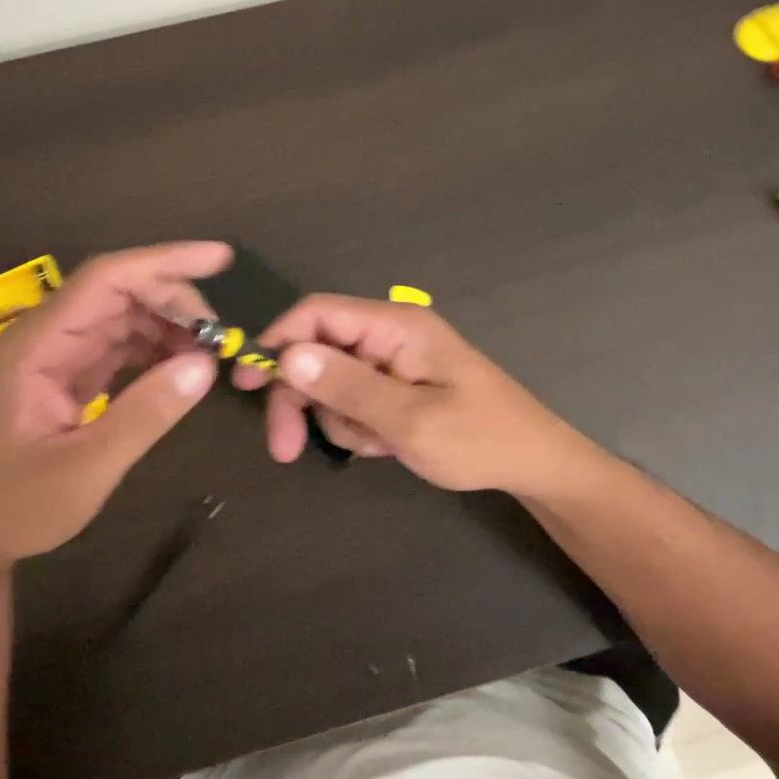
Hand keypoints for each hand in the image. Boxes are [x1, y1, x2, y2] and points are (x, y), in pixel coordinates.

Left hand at [0, 242, 229, 571]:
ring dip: (168, 327)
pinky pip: (117, 346)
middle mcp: (46, 337)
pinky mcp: (66, 377)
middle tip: (220, 335)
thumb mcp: (86, 468)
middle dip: (174, 302)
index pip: (107, 279)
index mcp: (38, 344)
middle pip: (119, 292)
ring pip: (122, 317)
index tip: (221, 259)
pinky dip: (154, 350)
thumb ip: (145, 415)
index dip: (165, 262)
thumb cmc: (14, 506)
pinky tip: (182, 368)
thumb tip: (205, 364)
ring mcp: (55, 356)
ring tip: (209, 353)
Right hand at [231, 295, 600, 497]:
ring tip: (378, 445)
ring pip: (331, 383)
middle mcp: (390, 334)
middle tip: (285, 449)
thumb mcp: (409, 420)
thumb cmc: (479, 439)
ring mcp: (395, 361)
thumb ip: (347, 387)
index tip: (245, 385)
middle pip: (317, 352)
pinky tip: (388, 446)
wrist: (532, 464)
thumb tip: (287, 355)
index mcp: (396, 326)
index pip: (317, 314)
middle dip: (300, 399)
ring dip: (338, 420)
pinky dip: (359, 427)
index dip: (276, 342)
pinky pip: (355, 401)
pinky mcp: (398, 386)